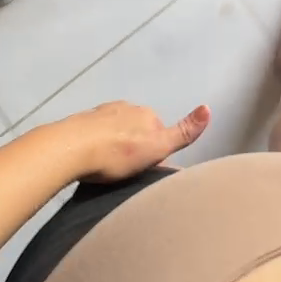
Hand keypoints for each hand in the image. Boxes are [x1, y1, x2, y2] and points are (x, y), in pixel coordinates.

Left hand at [52, 101, 211, 181]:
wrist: (72, 148)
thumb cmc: (118, 153)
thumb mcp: (157, 147)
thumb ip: (183, 131)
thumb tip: (208, 108)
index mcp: (146, 114)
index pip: (159, 132)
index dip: (155, 152)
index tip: (146, 171)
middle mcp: (126, 107)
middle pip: (137, 130)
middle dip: (134, 147)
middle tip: (126, 174)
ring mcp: (103, 113)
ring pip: (115, 131)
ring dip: (114, 146)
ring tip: (107, 170)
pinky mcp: (82, 123)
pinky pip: (95, 135)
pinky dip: (96, 146)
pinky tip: (90, 162)